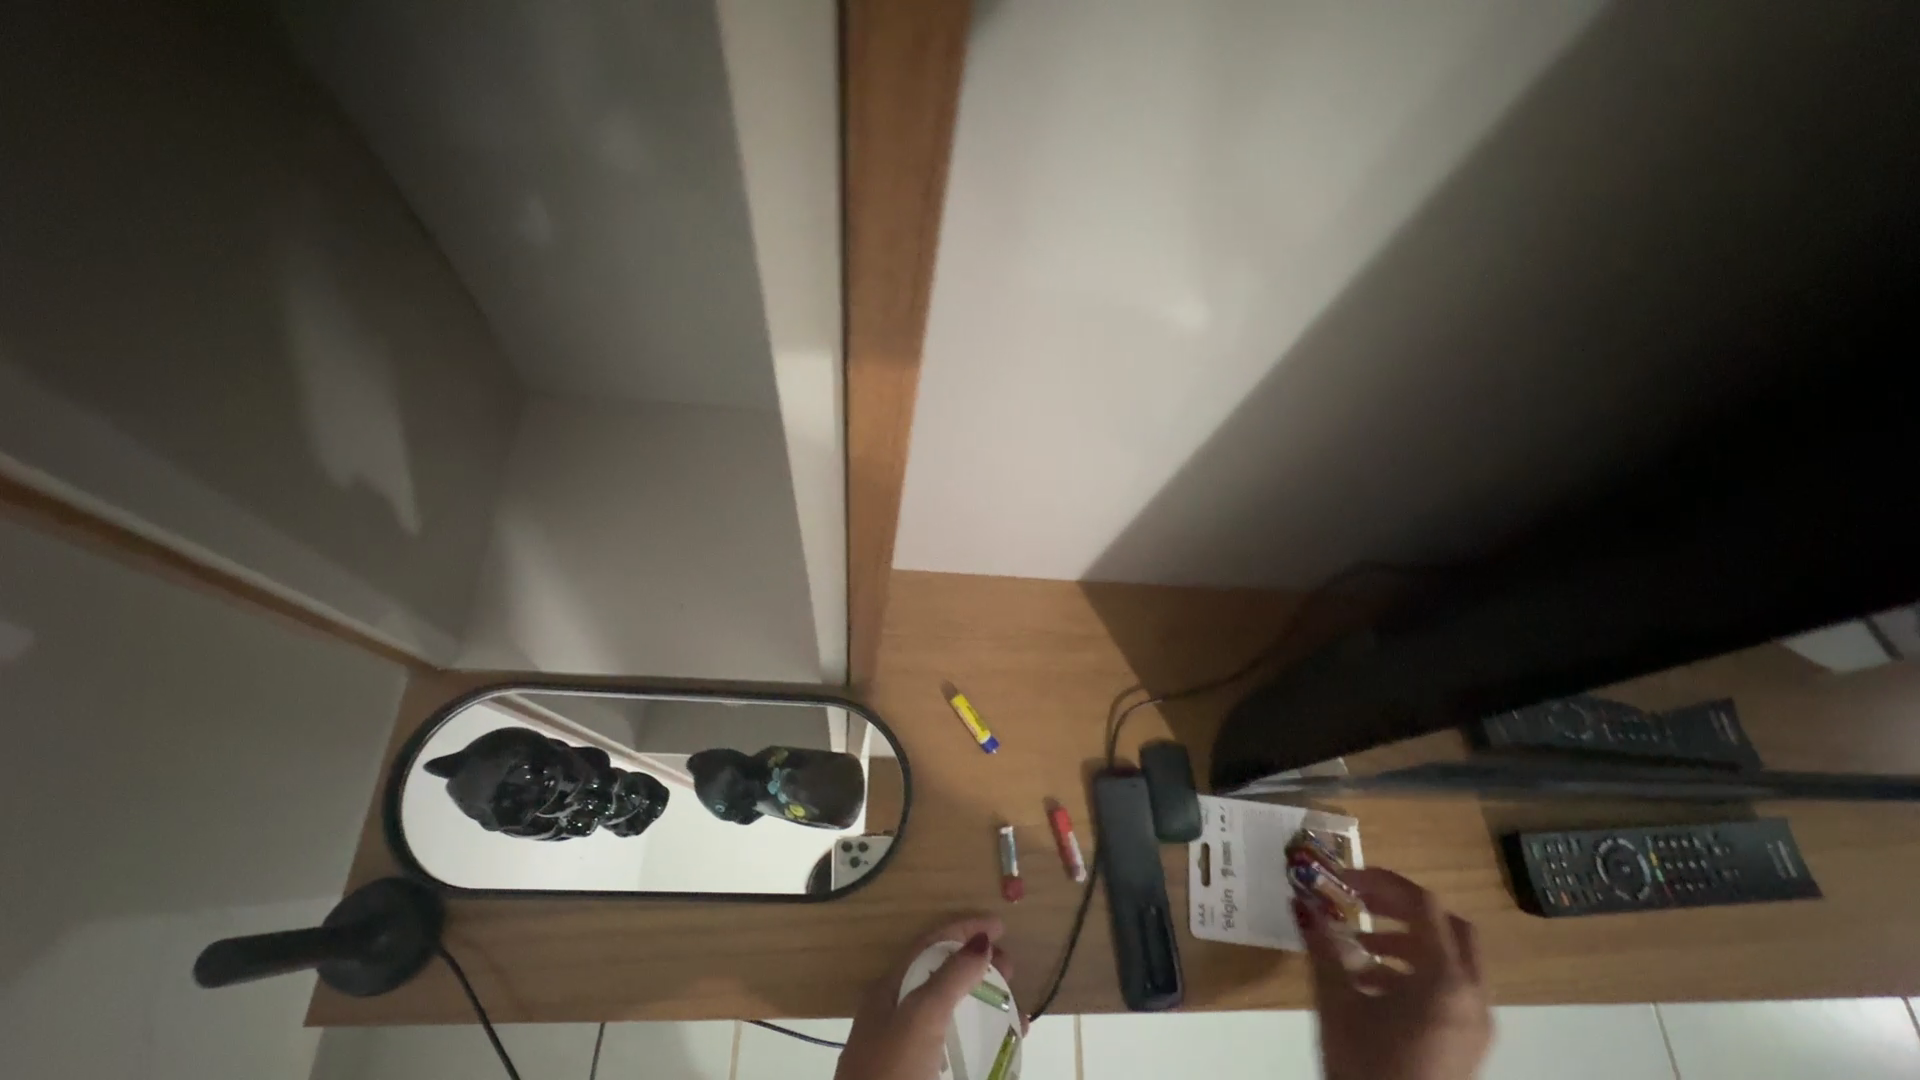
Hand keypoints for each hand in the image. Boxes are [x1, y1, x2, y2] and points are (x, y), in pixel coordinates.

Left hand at [835, 916, 1011, 1079]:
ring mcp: (905, 1048)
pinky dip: (978, 1038)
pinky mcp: (918, 1077)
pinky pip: (953, 1045)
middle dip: (978, 966)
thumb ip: (952, 977)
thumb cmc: (892, 1071)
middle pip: (940, 974)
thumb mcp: (922, 1016)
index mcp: (888, 990)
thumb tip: (982, 940)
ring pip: (950, 1011)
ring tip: (1016, 1012)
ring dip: (983, 1003)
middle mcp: (894, 1013)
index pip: (929, 944)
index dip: (963, 929)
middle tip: (1012, 969)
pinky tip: (999, 1048)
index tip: (1001, 926)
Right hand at [1297, 869, 1491, 1079]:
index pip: (1423, 905)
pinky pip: (1449, 989)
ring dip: (1407, 942)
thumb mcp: (1337, 1003)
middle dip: (1402, 908)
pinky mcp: (1468, 1045)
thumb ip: (1323, 948)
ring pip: (1451, 959)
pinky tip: (1372, 987)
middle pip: (1449, 927)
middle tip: (1360, 903)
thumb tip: (1301, 904)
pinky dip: (1416, 972)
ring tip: (1357, 948)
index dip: (1382, 883)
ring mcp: (1476, 1023)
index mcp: (1445, 979)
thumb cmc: (1366, 1068)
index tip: (1343, 881)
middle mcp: (1472, 996)